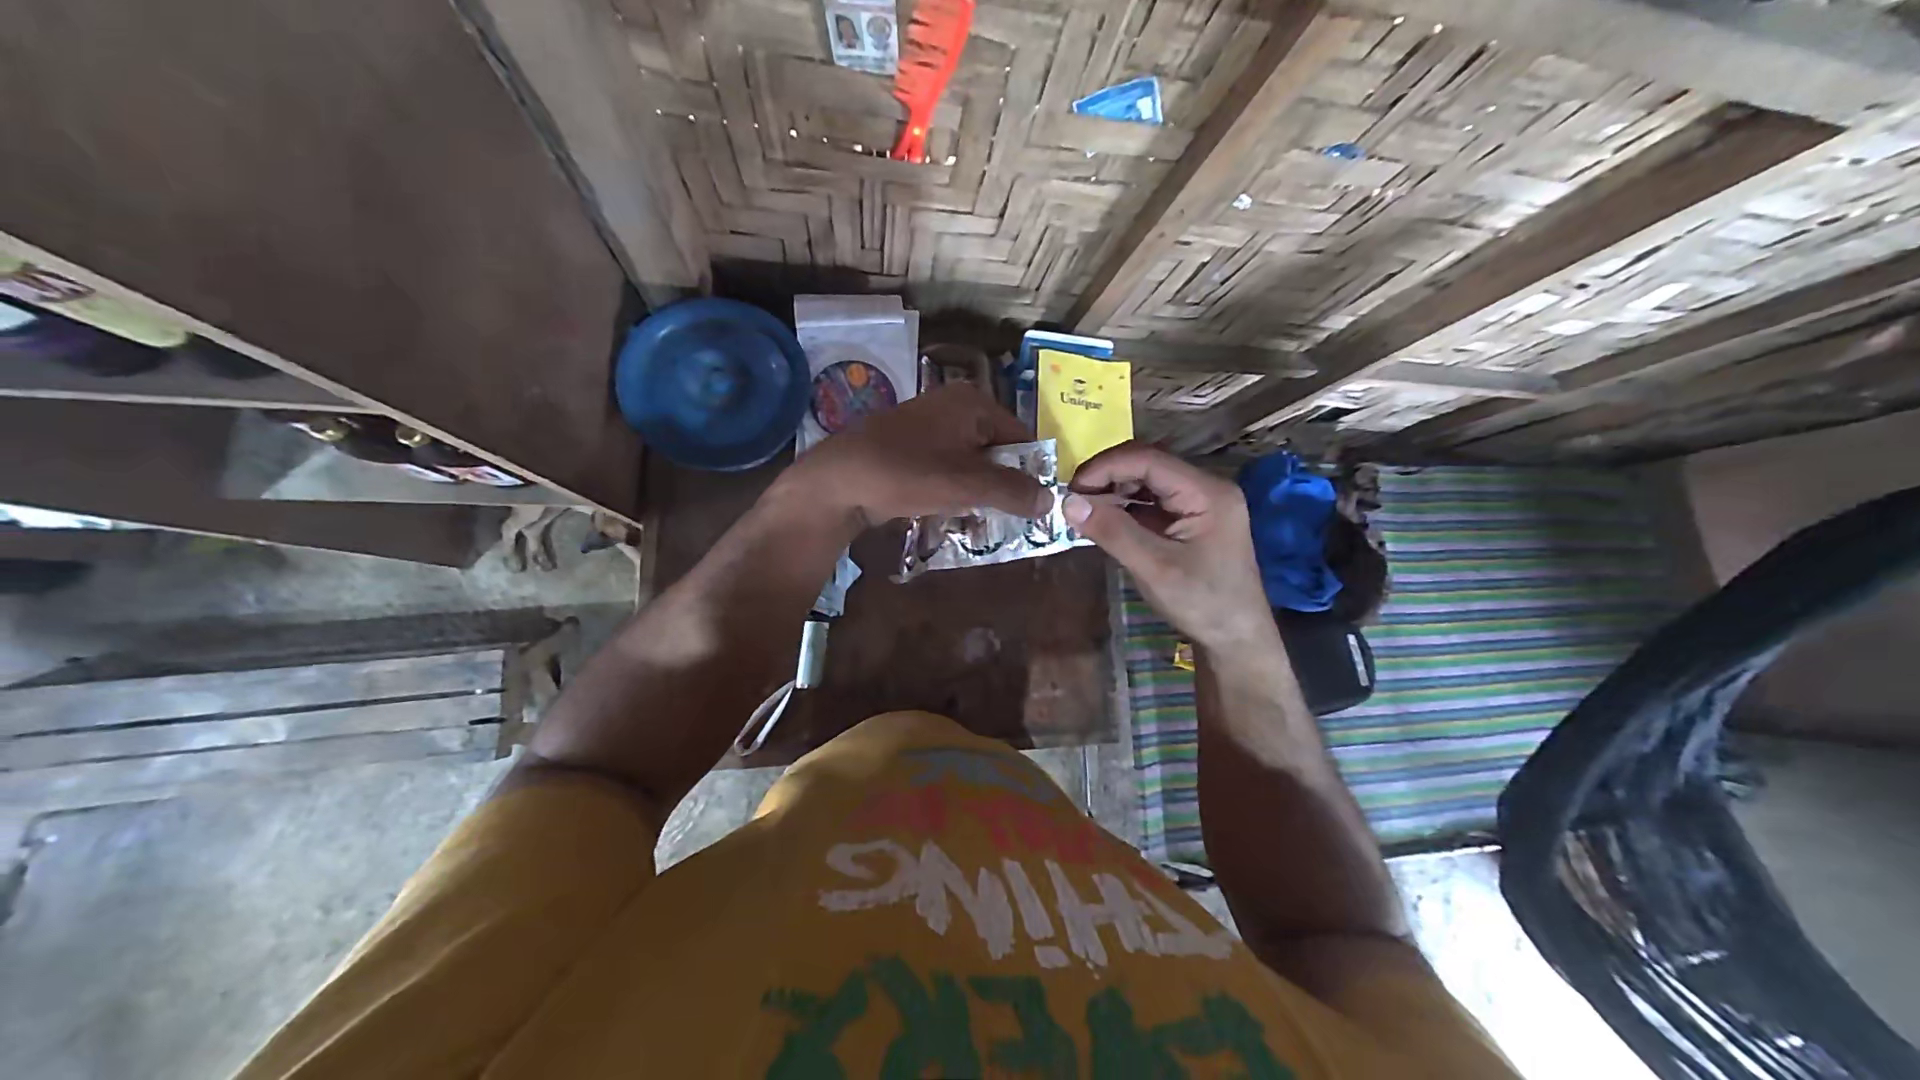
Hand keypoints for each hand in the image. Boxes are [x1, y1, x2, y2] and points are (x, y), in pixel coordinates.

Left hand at [778, 383, 1050, 534]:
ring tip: (983, 521)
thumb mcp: (968, 484)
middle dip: (1003, 484)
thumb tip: (1051, 500)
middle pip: (996, 448)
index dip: (1032, 471)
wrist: (838, 481)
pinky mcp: (909, 446)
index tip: (1036, 505)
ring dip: (978, 490)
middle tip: (1011, 518)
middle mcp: (953, 405)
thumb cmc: (908, 473)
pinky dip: (953, 487)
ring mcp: (928, 425)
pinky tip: (951, 513)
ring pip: (970, 461)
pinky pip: (945, 466)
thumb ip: (1014, 490)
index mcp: (972, 403)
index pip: (1022, 436)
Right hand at [1063, 442, 1275, 651]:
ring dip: (1113, 492)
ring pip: (1147, 483)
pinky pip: (1152, 503)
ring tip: (1083, 511)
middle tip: (1072, 500)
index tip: (1071, 488)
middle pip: (1148, 465)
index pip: (1148, 460)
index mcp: (1207, 492)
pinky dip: (1125, 508)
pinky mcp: (1190, 520)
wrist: (1237, 639)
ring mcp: (1199, 504)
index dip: (1106, 467)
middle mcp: (1206, 488)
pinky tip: (1103, 521)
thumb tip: (1068, 502)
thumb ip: (1113, 531)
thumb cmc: (1202, 604)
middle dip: (1107, 478)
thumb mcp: (1154, 568)